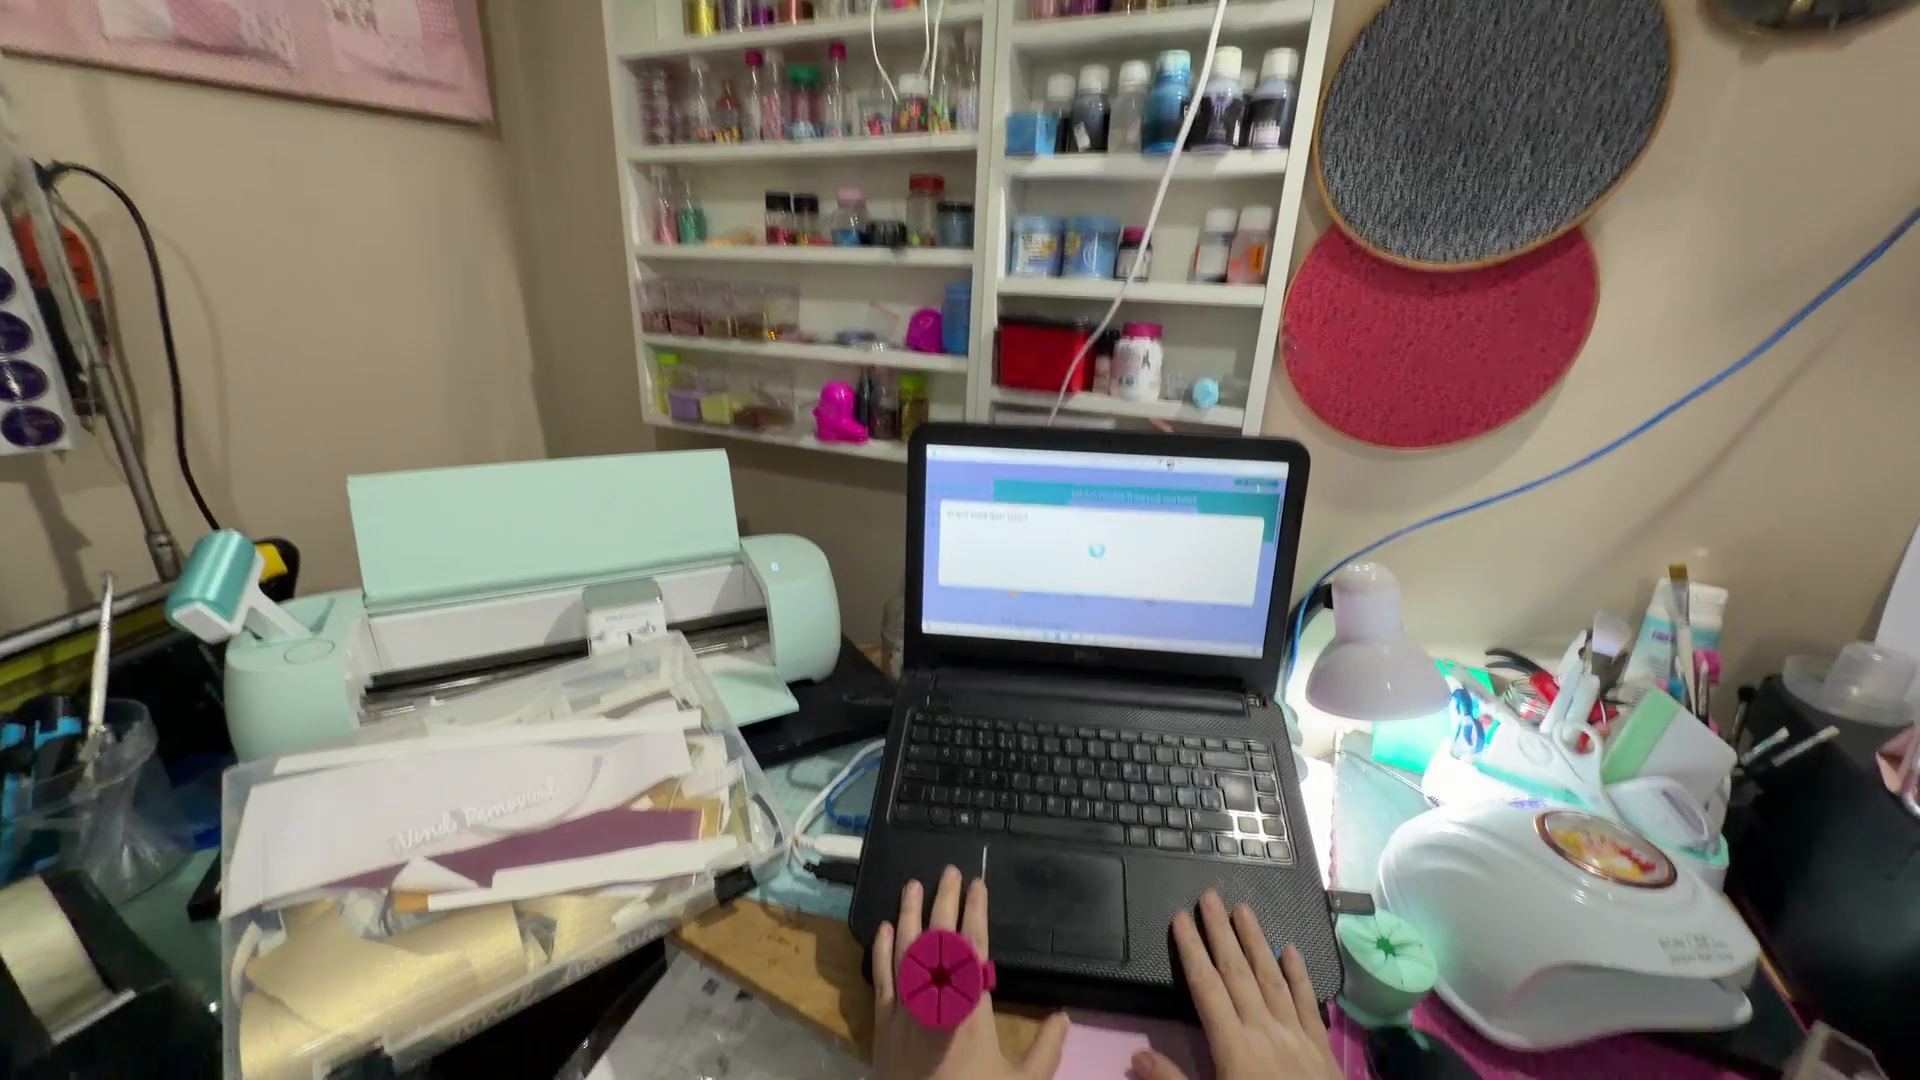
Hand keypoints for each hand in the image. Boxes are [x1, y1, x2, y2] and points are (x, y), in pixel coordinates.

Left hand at [872, 866, 1070, 1079]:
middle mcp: (935, 998)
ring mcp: (904, 1009)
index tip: (978, 884)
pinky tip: (885, 928)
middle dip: (944, 900)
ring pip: (905, 948)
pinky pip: (880, 978)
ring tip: (913, 885)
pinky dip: (881, 950)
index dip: (976, 911)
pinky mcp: (881, 1026)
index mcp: (970, 1007)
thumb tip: (1065, 1016)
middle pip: (938, 936)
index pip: (973, 945)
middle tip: (949, 871)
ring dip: (910, 912)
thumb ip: (1046, 1050)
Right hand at [1131, 890, 1338, 1079]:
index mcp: (1233, 1048)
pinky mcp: (1324, 1052)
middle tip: (1209, 895)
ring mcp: (1297, 1039)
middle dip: (1220, 931)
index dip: (1191, 949)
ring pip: (1272, 977)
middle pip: (1237, 971)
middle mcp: (1264, 1033)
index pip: (1206, 987)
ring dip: (1255, 940)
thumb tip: (1136, 1054)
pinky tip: (1292, 950)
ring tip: (1243, 908)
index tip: (1179, 917)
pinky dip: (1299, 975)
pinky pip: (1308, 1004)